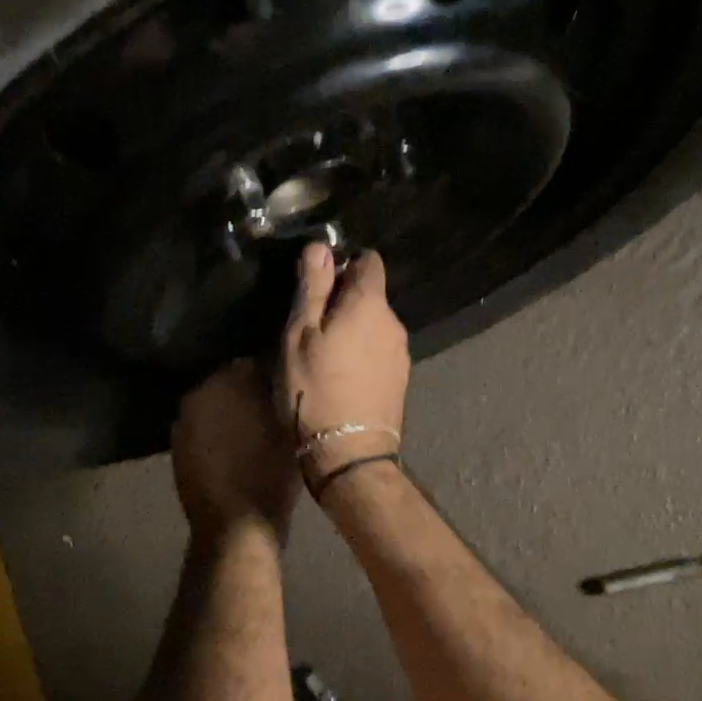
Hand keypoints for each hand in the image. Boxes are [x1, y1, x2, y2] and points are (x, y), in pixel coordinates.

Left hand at [171, 359, 301, 545]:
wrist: (235, 526)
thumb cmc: (270, 473)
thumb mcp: (289, 427)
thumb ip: (281, 393)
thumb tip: (278, 376)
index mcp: (227, 382)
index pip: (252, 363)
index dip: (270, 374)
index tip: (285, 388)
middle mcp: (198, 394)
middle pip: (227, 382)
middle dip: (245, 391)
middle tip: (268, 409)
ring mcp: (182, 422)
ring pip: (212, 406)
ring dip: (228, 412)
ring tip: (251, 431)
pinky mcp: (176, 448)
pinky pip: (200, 429)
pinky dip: (214, 433)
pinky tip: (232, 450)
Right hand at [282, 244, 410, 479]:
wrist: (349, 453)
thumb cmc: (315, 388)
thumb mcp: (300, 335)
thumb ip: (313, 288)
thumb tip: (321, 247)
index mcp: (370, 304)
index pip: (369, 260)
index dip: (344, 263)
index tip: (318, 283)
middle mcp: (394, 323)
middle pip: (371, 294)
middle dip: (344, 300)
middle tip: (311, 324)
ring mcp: (401, 353)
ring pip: (375, 325)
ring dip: (353, 329)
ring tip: (323, 353)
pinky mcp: (400, 379)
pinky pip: (379, 351)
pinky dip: (362, 352)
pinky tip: (341, 375)